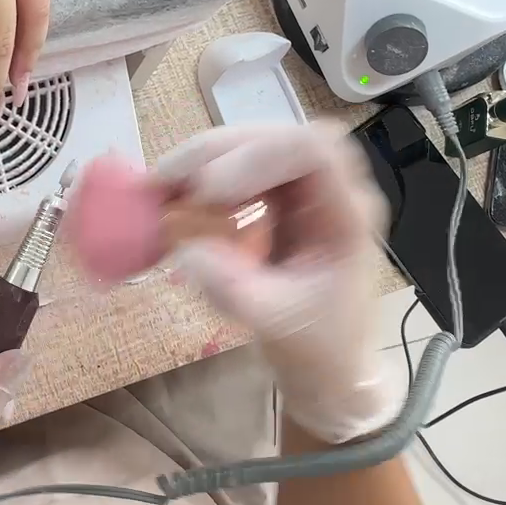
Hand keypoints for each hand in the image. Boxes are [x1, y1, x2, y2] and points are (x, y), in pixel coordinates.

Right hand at [157, 124, 397, 443]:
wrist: (330, 367)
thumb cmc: (320, 347)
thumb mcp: (276, 324)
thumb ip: (234, 289)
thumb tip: (185, 250)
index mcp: (347, 213)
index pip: (312, 150)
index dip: (256, 157)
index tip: (208, 192)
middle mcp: (326, 190)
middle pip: (273, 137)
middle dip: (214, 152)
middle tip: (162, 179)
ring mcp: (299, 193)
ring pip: (249, 148)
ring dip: (200, 161)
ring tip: (158, 187)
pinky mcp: (272, 203)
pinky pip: (233, 173)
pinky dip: (197, 180)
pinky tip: (170, 198)